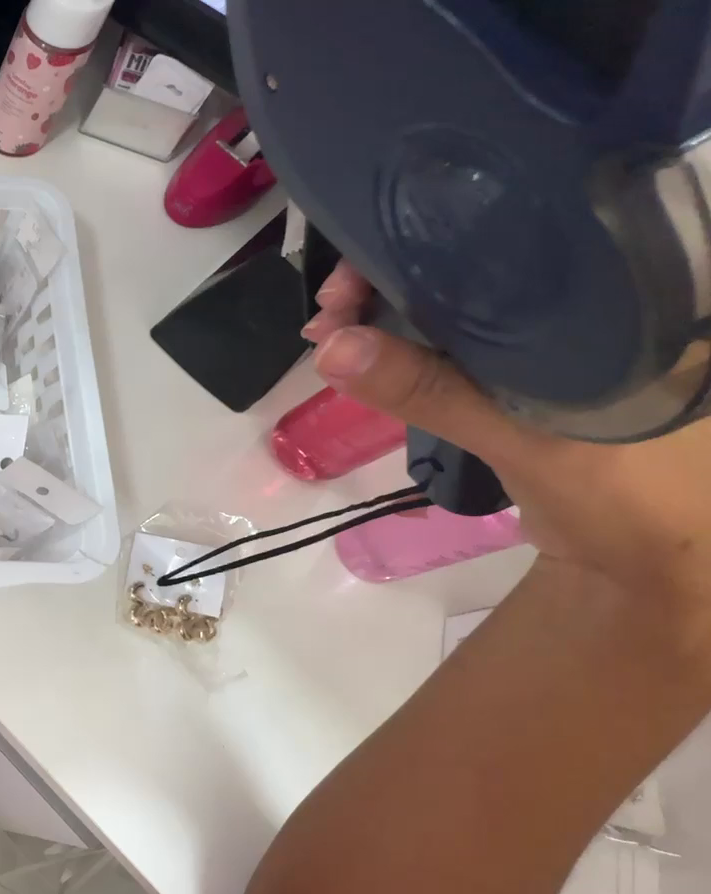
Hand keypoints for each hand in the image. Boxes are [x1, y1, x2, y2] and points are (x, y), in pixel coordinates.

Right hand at [305, 262, 710, 615]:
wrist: (660, 563)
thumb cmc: (637, 496)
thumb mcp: (531, 437)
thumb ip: (434, 392)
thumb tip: (333, 349)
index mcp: (641, 288)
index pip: (529, 234)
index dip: (438, 240)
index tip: (365, 263)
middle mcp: (610, 299)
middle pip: (486, 267)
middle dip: (400, 280)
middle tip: (331, 302)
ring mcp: (571, 340)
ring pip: (469, 309)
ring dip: (394, 317)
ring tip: (329, 330)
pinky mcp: (540, 375)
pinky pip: (465, 348)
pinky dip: (411, 351)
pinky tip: (364, 355)